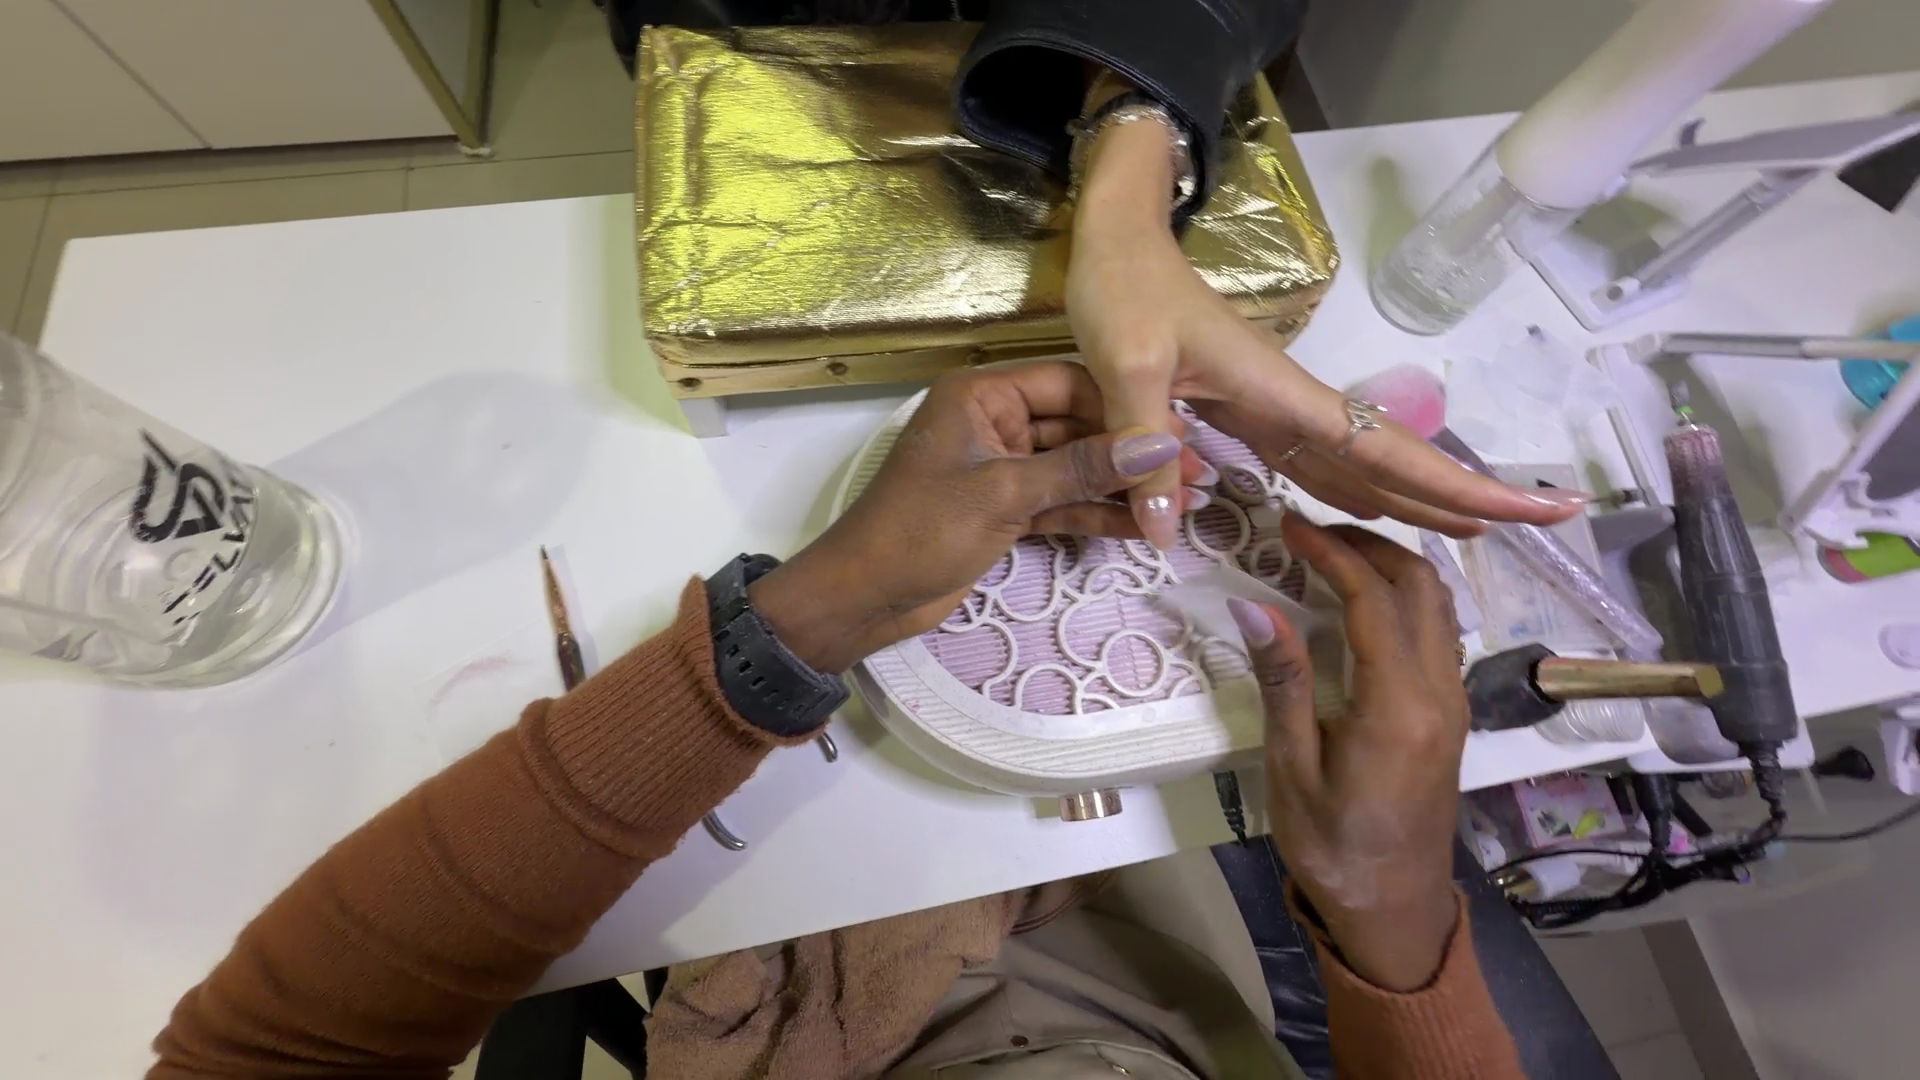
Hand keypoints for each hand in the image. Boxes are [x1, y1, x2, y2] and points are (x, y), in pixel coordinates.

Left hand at [749, 362, 1178, 673]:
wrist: (868, 596)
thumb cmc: (923, 530)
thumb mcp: (1005, 493)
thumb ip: (1082, 468)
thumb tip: (1160, 446)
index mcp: (982, 395)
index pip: (1068, 384)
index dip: (1124, 408)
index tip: (1182, 428)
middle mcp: (993, 422)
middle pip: (1076, 428)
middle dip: (1131, 454)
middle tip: (1196, 471)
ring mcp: (1001, 468)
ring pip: (1072, 469)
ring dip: (1121, 488)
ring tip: (1187, 501)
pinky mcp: (1005, 509)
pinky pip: (1058, 502)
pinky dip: (1094, 514)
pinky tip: (1142, 527)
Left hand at [1066, 114, 1586, 546]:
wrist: (1117, 244)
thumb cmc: (1124, 292)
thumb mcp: (1127, 367)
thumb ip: (1144, 446)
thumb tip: (1166, 536)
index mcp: (1280, 390)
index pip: (1387, 446)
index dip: (1458, 484)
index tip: (1540, 509)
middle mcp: (1288, 399)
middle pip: (1384, 456)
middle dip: (1450, 494)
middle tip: (1523, 530)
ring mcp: (1267, 403)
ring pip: (1348, 459)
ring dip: (1404, 494)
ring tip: (1459, 531)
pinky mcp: (1240, 406)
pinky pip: (1303, 455)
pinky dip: (1340, 484)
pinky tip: (1357, 503)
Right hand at [1227, 516, 1466, 991]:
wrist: (1394, 908)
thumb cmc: (1331, 844)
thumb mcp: (1291, 766)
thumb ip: (1282, 680)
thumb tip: (1254, 603)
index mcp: (1399, 704)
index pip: (1373, 598)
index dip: (1331, 552)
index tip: (1288, 525)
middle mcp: (1440, 691)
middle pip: (1420, 586)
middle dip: (1367, 544)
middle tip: (1308, 530)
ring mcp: (1453, 700)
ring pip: (1436, 604)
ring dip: (1389, 564)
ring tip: (1329, 552)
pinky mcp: (1449, 710)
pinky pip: (1435, 630)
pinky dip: (1400, 595)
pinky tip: (1358, 598)